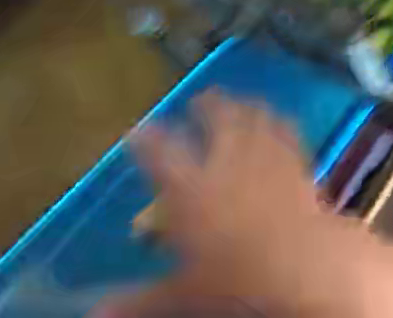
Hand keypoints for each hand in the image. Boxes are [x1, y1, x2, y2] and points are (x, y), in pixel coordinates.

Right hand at [96, 94, 333, 317]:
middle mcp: (228, 163)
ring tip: (239, 101)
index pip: (163, 156)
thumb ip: (136, 300)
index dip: (149, 140)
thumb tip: (95, 314)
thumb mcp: (180, 293)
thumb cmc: (233, 279)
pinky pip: (285, 129)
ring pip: (254, 117)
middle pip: (219, 120)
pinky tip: (277, 118)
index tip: (138, 128)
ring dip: (245, 105)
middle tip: (201, 97)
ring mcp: (267, 155)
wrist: (298, 257)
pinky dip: (277, 120)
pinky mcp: (296, 157)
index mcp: (191, 191)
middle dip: (208, 106)